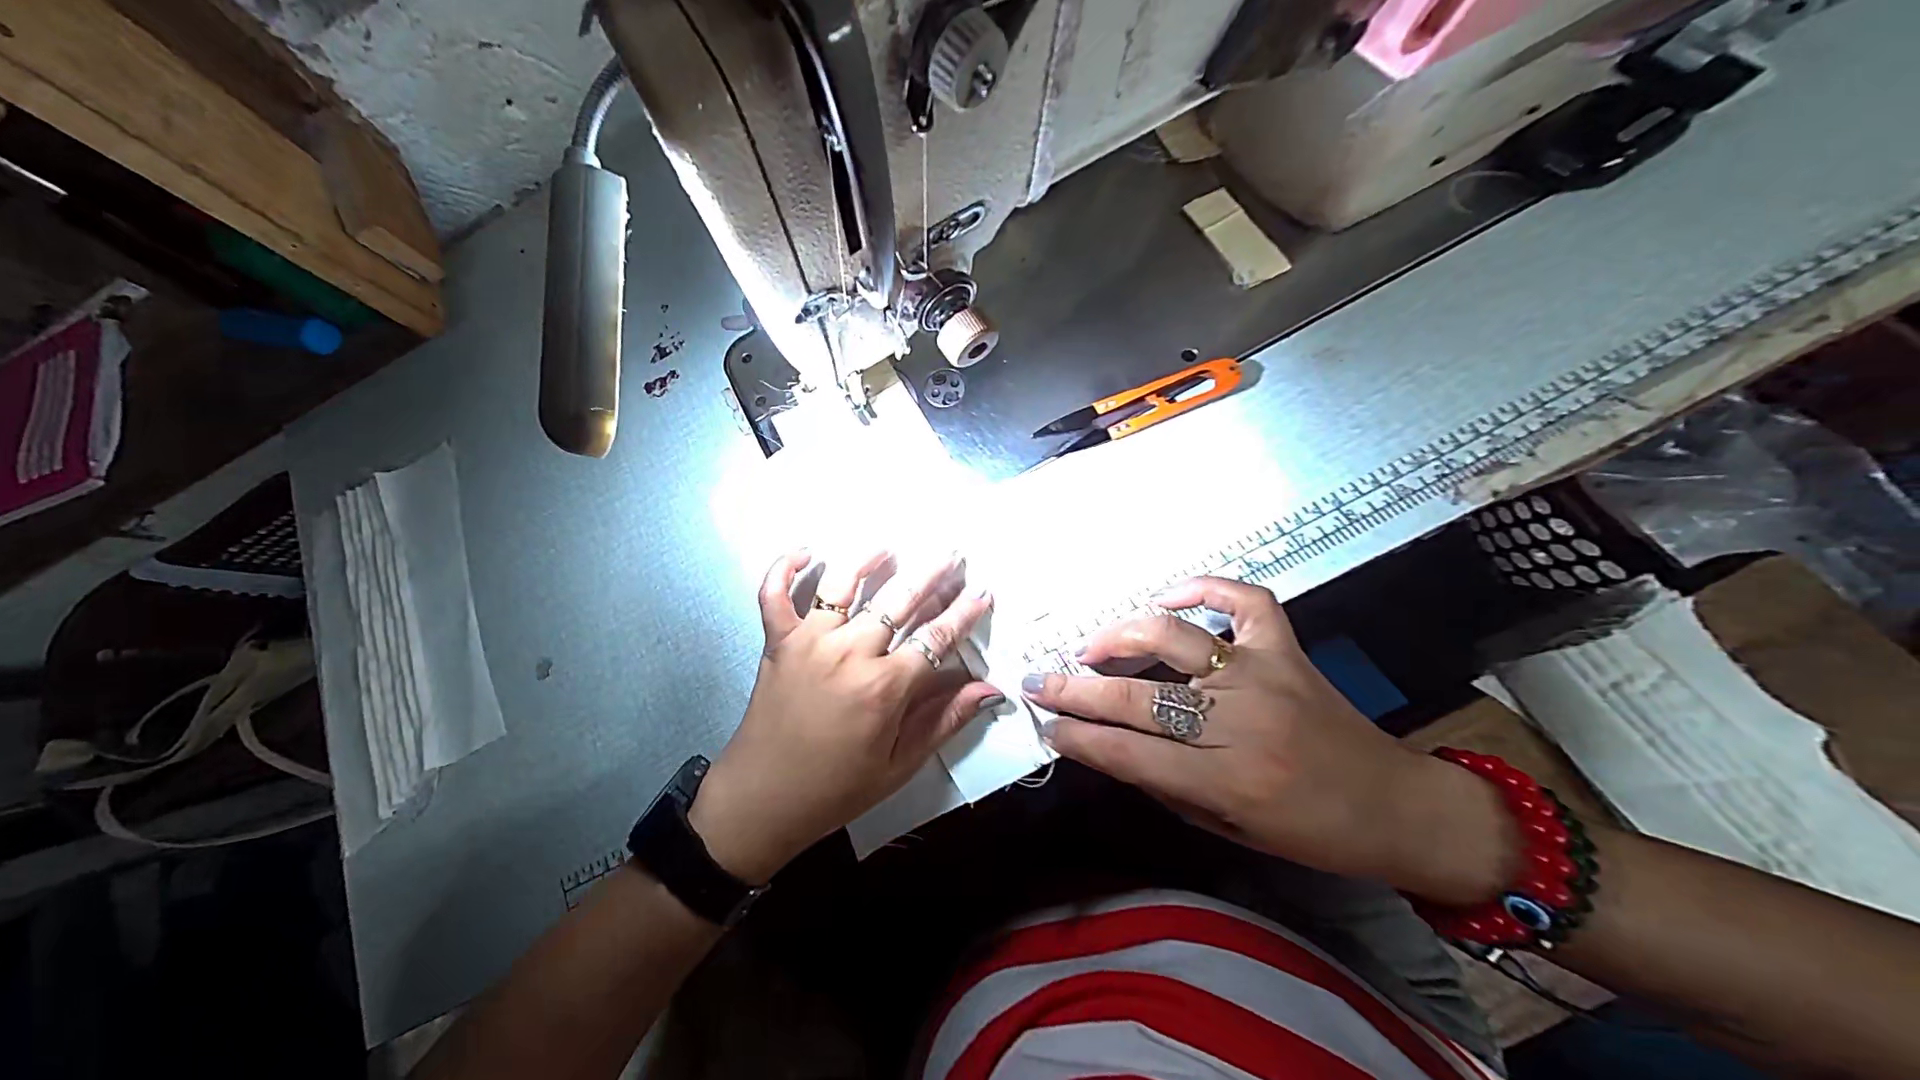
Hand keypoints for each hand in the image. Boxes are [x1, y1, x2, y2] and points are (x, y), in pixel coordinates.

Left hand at [687, 550, 1000, 882]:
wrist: (763, 800)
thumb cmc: (836, 788)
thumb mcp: (899, 764)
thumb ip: (944, 719)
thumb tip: (989, 689)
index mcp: (884, 687)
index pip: (936, 638)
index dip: (964, 614)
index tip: (983, 593)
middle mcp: (848, 654)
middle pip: (898, 601)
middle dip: (931, 575)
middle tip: (951, 555)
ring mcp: (809, 643)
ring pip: (842, 585)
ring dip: (868, 561)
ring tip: (888, 548)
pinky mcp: (777, 643)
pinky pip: (774, 596)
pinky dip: (783, 569)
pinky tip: (804, 552)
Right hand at [1023, 577, 1518, 903]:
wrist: (1394, 805)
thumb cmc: (1307, 831)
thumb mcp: (1226, 828)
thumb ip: (1164, 784)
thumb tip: (1109, 743)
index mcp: (1227, 782)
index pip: (1129, 753)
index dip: (1077, 738)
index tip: (1045, 726)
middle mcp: (1240, 721)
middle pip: (1139, 697)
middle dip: (1076, 691)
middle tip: (1038, 682)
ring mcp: (1265, 674)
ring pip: (1175, 639)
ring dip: (1120, 637)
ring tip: (1091, 648)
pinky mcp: (1288, 649)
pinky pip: (1245, 602)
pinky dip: (1206, 588)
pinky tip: (1172, 594)